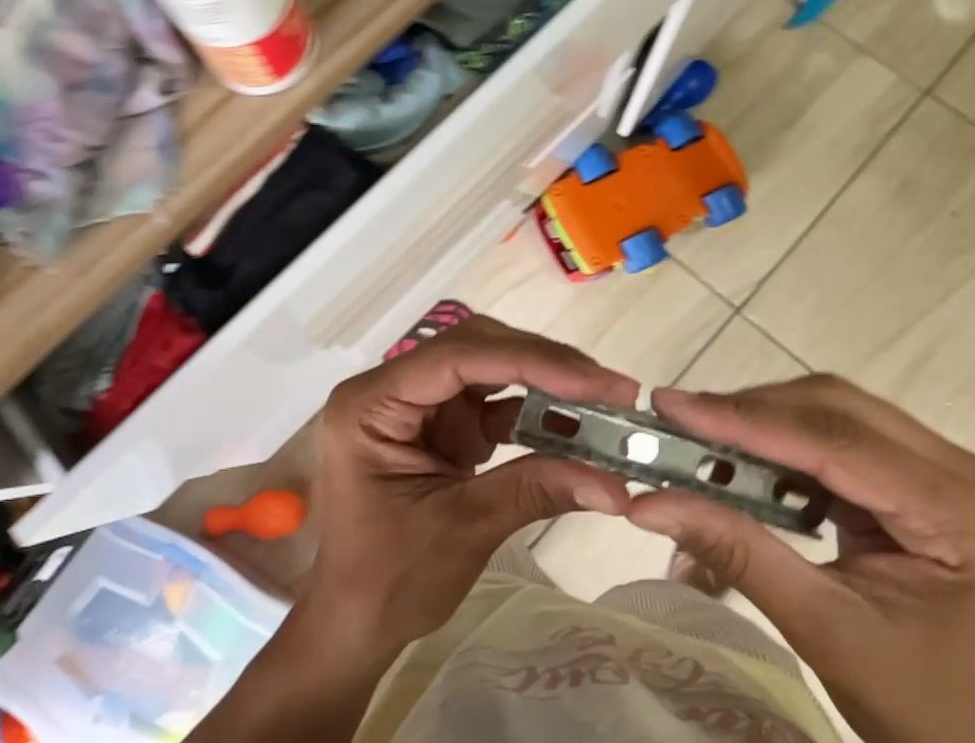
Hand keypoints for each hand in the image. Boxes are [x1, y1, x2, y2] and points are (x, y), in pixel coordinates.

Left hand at [306, 316, 637, 649]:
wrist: (357, 622)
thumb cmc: (388, 579)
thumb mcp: (462, 529)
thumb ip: (534, 491)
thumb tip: (617, 484)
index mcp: (372, 404)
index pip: (454, 358)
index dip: (529, 361)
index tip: (595, 381)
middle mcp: (391, 391)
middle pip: (473, 351)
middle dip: (543, 365)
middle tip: (612, 391)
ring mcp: (418, 406)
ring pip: (488, 370)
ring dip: (545, 385)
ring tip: (606, 405)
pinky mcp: (440, 427)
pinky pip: (494, 405)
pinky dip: (536, 415)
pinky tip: (577, 428)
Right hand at [628, 376, 974, 742]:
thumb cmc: (920, 707)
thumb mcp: (823, 628)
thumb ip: (738, 552)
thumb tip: (646, 502)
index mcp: (970, 514)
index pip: (841, 440)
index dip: (748, 418)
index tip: (670, 405)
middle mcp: (973, 477)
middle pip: (843, 412)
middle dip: (753, 413)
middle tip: (674, 421)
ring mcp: (956, 479)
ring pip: (841, 417)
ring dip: (766, 424)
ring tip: (699, 441)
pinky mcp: (931, 488)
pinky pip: (847, 444)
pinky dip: (788, 449)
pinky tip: (747, 464)